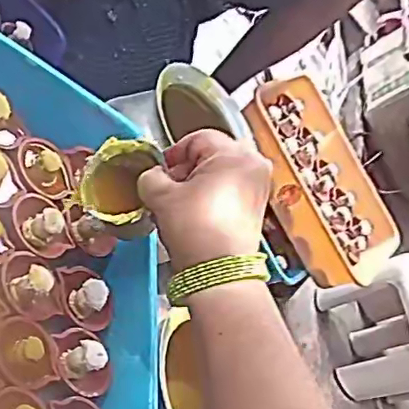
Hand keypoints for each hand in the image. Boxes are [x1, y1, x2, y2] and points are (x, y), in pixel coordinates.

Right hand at [137, 130, 273, 266]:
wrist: (218, 270)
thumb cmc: (195, 229)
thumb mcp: (162, 198)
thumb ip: (151, 178)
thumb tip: (151, 176)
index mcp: (234, 153)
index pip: (197, 138)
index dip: (171, 153)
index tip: (157, 172)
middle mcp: (253, 164)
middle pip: (211, 155)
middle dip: (185, 171)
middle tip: (165, 190)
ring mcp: (258, 187)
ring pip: (220, 174)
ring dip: (196, 186)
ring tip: (177, 206)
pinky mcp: (255, 209)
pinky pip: (228, 192)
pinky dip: (210, 199)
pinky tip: (193, 217)